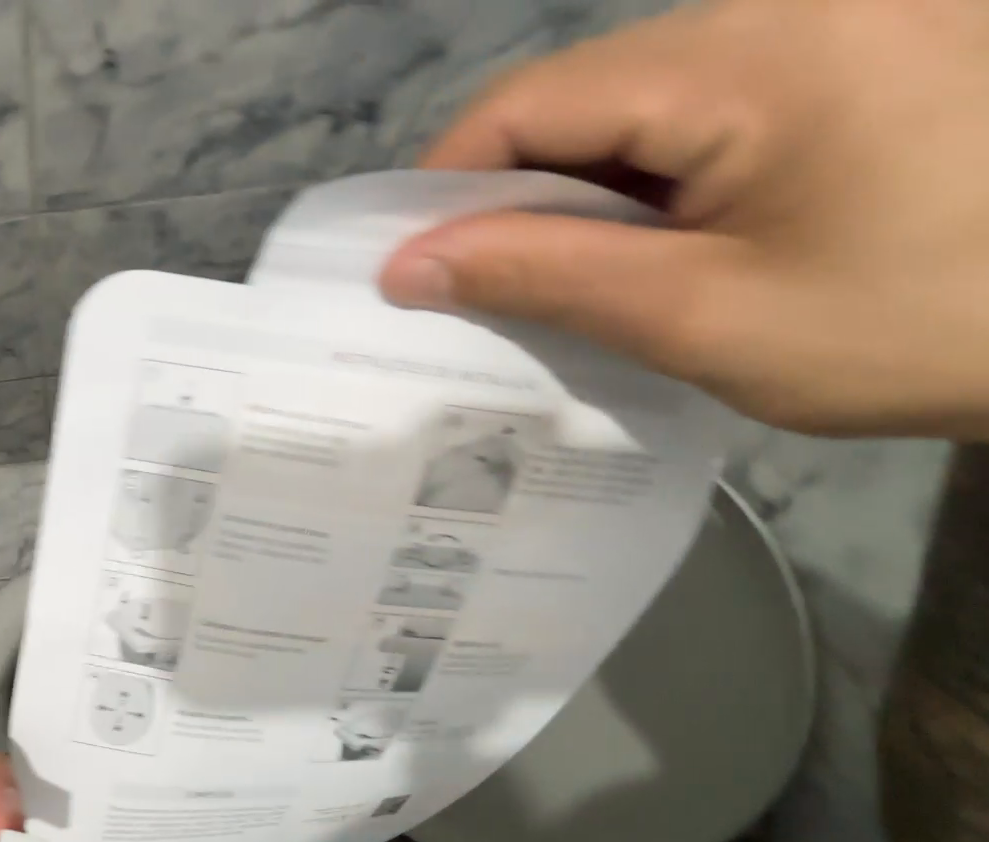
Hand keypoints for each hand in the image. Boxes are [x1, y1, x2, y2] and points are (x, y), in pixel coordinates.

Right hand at [378, 0, 988, 439]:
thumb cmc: (921, 324)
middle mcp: (782, 8)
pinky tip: (637, 247)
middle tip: (477, 290)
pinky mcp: (844, 54)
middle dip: (505, 196)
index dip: (445, 185)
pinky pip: (688, 112)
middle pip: (573, 96)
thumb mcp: (698, 316)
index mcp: (751, 55)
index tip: (410, 272)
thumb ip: (540, 276)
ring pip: (622, 106)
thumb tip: (405, 266)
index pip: (529, 100)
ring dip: (568, 196)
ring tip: (558, 280)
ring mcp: (822, 25)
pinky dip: (635, 185)